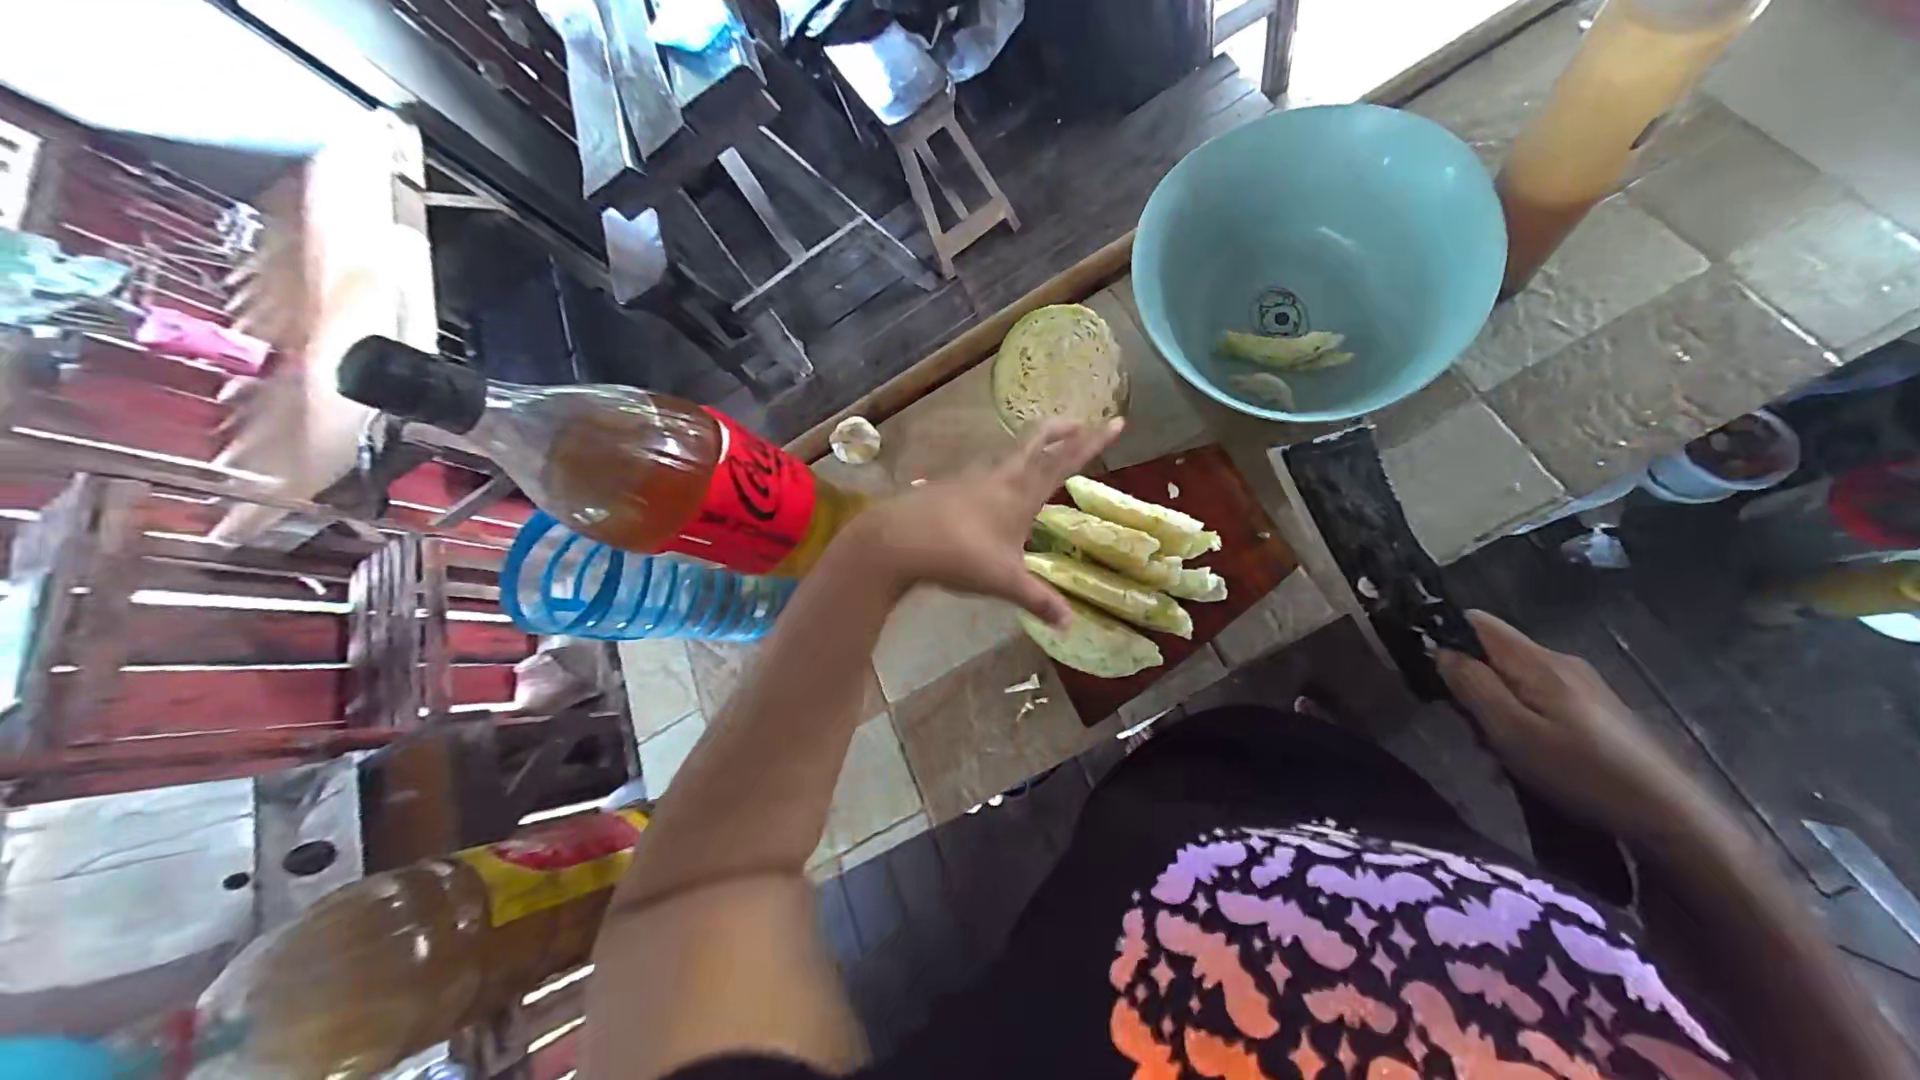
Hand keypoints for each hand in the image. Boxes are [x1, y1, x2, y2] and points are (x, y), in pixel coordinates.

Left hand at [845, 418, 1121, 626]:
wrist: (897, 540)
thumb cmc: (959, 555)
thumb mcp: (1004, 581)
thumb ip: (1038, 600)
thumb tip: (1069, 624)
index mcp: (1021, 492)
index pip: (1065, 459)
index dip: (1093, 441)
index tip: (1116, 422)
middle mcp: (999, 475)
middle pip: (1035, 439)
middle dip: (1060, 429)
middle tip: (1078, 424)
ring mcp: (970, 476)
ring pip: (1007, 450)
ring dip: (1029, 445)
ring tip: (1038, 452)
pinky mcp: (947, 485)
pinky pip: (981, 469)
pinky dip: (999, 467)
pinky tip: (989, 484)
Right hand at [1437, 610, 1700, 840]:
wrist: (1673, 818)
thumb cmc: (1581, 771)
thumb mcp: (1511, 730)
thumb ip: (1472, 685)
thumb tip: (1442, 652)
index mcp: (1537, 661)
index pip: (1477, 622)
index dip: (1446, 636)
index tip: (1430, 671)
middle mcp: (1560, 662)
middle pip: (1493, 654)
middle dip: (1470, 684)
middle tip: (1469, 728)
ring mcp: (1582, 686)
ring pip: (1514, 680)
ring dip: (1494, 709)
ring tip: (1498, 751)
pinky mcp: (1595, 710)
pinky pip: (1538, 700)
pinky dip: (1520, 720)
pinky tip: (1527, 756)